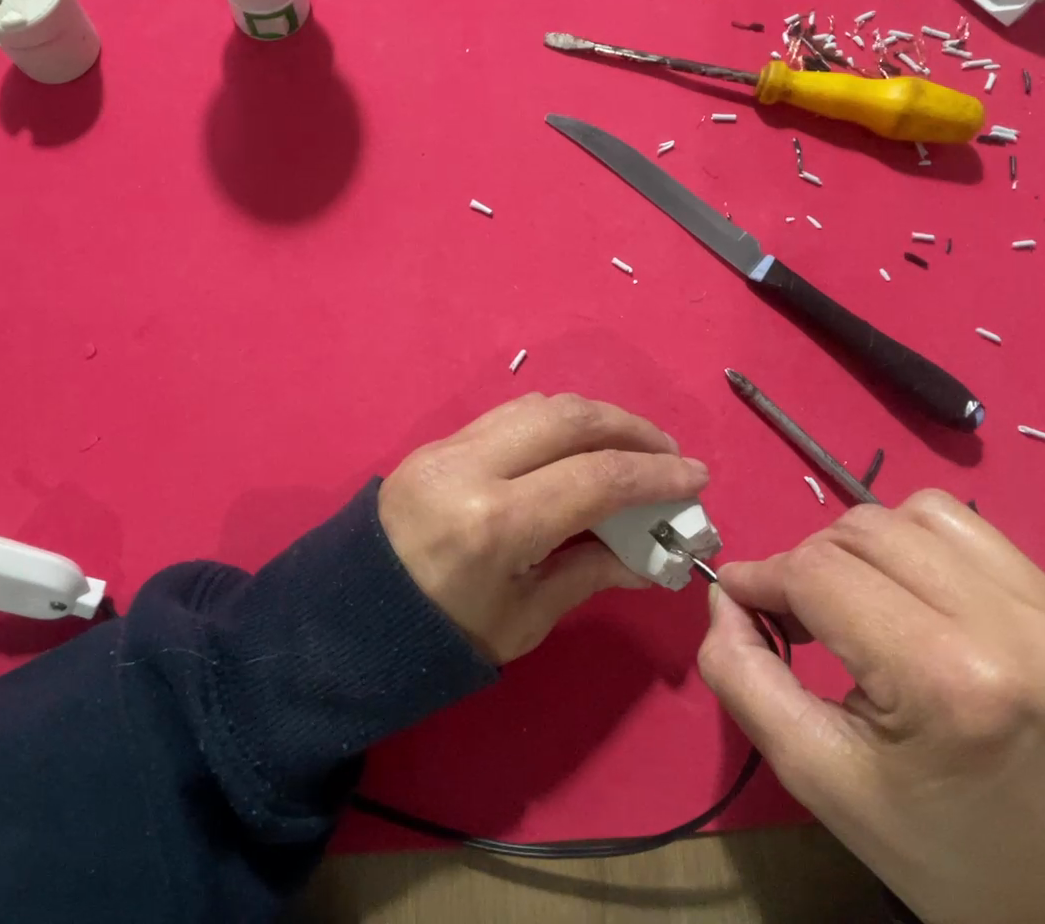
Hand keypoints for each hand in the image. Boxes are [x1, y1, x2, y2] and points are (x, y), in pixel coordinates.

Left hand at [379, 393, 707, 663]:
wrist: (348, 622)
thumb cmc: (440, 638)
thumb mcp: (523, 620)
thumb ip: (589, 574)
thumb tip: (650, 558)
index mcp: (496, 523)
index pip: (596, 478)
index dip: (656, 476)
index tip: (696, 479)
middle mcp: (470, 468)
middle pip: (569, 418)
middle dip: (631, 429)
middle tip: (667, 455)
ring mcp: (446, 449)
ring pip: (537, 406)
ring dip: (593, 418)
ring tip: (628, 447)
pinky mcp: (433, 445)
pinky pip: (507, 417)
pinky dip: (553, 423)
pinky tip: (575, 447)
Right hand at [697, 491, 1044, 923]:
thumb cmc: (933, 848)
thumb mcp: (814, 774)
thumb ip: (742, 675)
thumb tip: (726, 596)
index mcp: (947, 681)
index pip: (821, 574)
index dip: (762, 576)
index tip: (738, 598)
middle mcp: (1017, 630)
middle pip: (867, 530)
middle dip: (808, 560)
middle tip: (794, 612)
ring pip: (922, 515)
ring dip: (865, 546)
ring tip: (857, 603)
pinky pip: (976, 536)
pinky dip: (921, 550)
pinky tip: (915, 602)